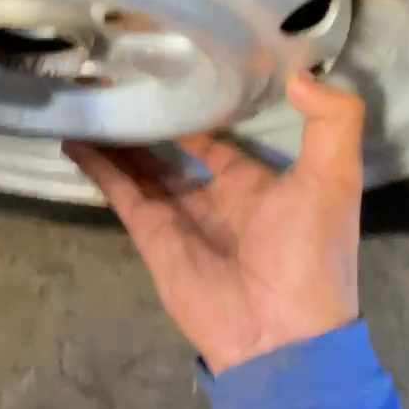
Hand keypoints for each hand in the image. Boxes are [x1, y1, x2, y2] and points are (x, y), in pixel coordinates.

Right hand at [64, 72, 365, 372]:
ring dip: (114, 138)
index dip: (195, 112)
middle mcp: (211, 196)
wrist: (279, 334)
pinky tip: (73, 138)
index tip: (170, 76)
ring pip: (137, 166)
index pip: (216, 141)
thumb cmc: (308, 252)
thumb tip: (299, 74)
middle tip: (116, 84)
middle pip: (168, 151)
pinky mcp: (148, 231)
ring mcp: (176, 214)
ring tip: (88, 100)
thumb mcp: (334, 180)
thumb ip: (332, 123)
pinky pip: (117, 190)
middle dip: (146, 122)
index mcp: (255, 184)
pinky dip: (95, 165)